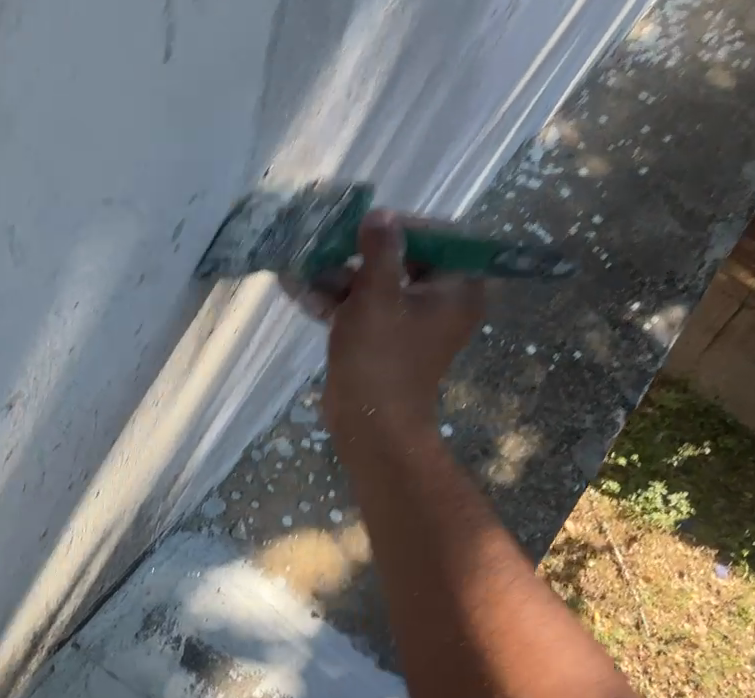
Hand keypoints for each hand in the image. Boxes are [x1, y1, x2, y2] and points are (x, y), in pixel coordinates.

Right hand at [322, 210, 486, 440]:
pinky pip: (361, 309)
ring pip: (375, 285)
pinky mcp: (382, 341)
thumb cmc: (381, 359)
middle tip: (327, 239)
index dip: (400, 225)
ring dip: (337, 275)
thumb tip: (379, 214)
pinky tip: (296, 286)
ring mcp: (410, 323)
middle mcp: (441, 300)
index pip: (439, 236)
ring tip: (301, 261)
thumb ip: (379, 250)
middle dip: (357, 251)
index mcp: (458, 286)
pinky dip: (334, 300)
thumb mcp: (377, 296)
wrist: (369, 424)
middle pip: (402, 259)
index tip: (363, 224)